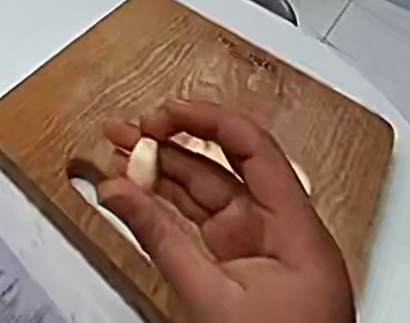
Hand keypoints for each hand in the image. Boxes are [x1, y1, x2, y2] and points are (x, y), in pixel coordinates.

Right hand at [98, 100, 352, 322]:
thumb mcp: (210, 300)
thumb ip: (157, 237)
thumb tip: (112, 188)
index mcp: (297, 235)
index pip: (254, 150)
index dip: (209, 120)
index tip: (166, 110)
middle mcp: (279, 231)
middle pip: (221, 164)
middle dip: (171, 139)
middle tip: (130, 127)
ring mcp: (255, 245)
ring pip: (201, 186)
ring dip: (158, 165)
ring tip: (117, 145)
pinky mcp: (235, 260)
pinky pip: (193, 213)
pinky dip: (160, 196)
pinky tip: (132, 183)